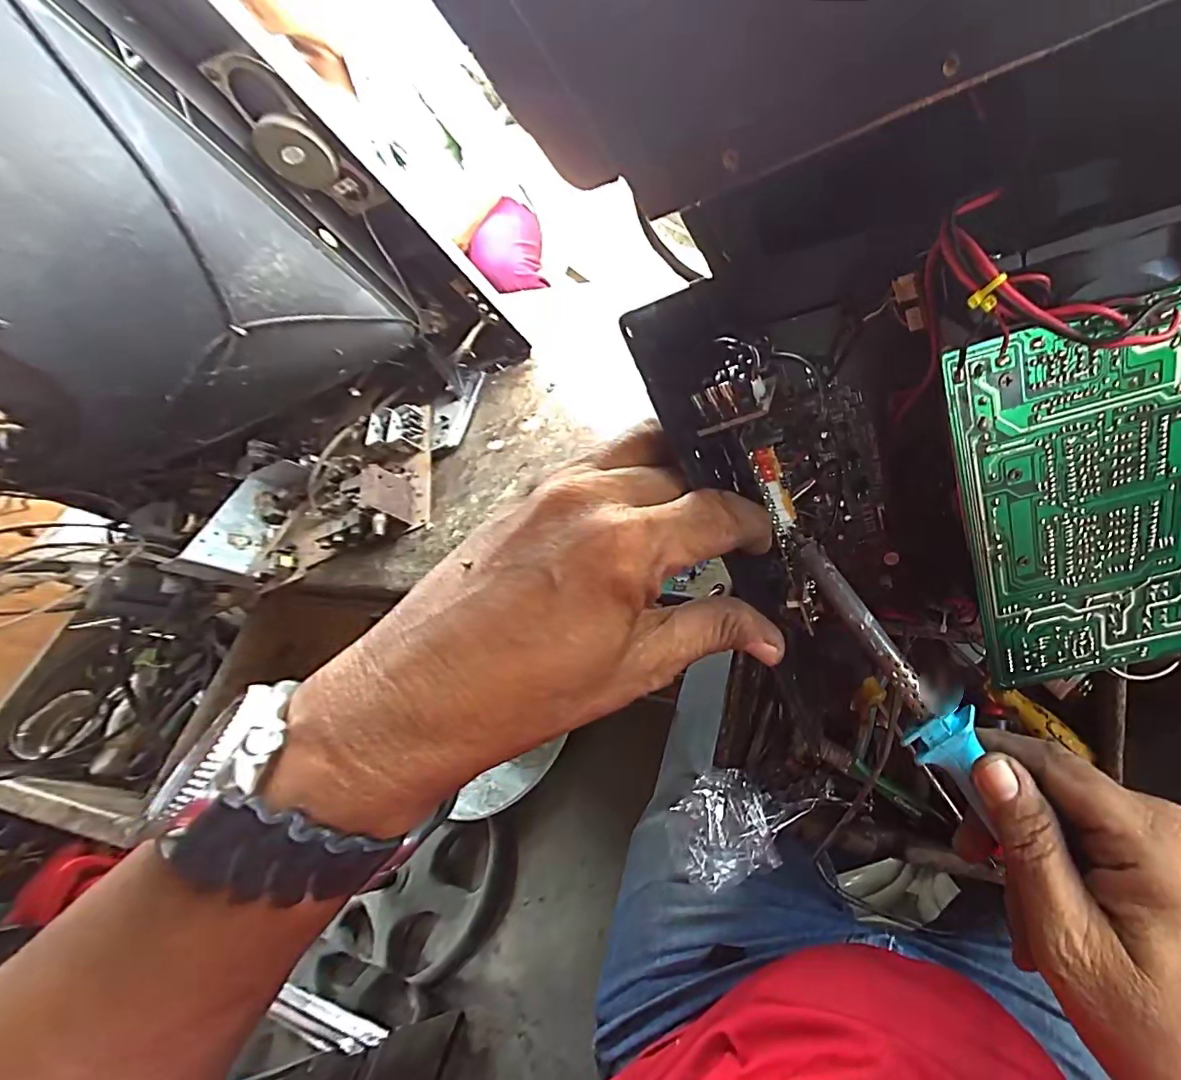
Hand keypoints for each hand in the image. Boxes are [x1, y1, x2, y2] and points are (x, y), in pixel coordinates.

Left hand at [265, 421, 784, 835]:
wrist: (414, 700)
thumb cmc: (515, 692)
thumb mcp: (638, 665)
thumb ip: (714, 631)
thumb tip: (766, 635)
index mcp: (624, 544)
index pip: (718, 511)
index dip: (754, 527)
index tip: (763, 543)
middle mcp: (589, 500)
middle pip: (685, 467)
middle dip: (721, 497)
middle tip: (736, 531)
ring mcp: (553, 490)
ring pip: (642, 446)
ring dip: (679, 469)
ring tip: (695, 508)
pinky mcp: (528, 495)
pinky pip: (600, 460)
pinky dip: (635, 472)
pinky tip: (642, 511)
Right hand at [962, 730, 1180, 1079]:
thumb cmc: (1149, 1030)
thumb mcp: (1069, 938)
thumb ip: (1029, 844)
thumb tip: (993, 767)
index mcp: (1150, 833)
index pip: (1057, 764)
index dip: (997, 754)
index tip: (948, 761)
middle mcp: (1164, 820)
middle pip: (1061, 791)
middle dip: (1012, 825)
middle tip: (975, 857)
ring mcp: (1166, 840)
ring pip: (1069, 820)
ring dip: (1034, 862)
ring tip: (1031, 927)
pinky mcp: (1161, 860)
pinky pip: (1090, 843)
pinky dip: (1059, 873)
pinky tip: (1052, 921)